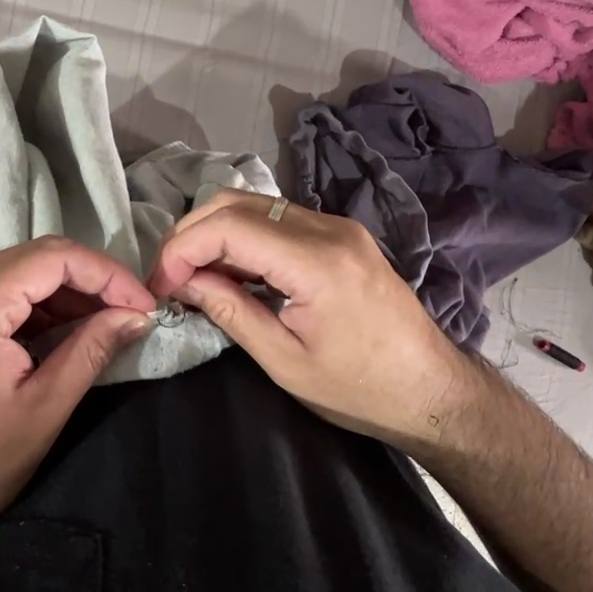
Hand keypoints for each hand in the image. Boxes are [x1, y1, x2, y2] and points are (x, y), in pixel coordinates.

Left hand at [0, 237, 155, 567]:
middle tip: (132, 313)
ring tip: (109, 324)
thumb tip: (137, 316)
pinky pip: (0, 293)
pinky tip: (70, 330)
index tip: (146, 306)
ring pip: (20, 273)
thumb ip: (92, 349)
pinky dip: (39, 307)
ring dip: (68, 294)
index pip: (55, 258)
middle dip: (92, 281)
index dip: (109, 275)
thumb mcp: (43, 408)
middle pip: (37, 258)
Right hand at [149, 189, 475, 454]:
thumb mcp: (285, 361)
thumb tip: (183, 283)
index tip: (160, 286)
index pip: (229, 226)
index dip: (182, 249)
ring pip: (255, 204)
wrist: (431, 390)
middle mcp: (328, 228)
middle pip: (237, 201)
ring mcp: (337, 226)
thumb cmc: (359, 389)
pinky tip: (230, 272)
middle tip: (169, 279)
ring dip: (215, 233)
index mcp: (317, 261)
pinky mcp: (340, 235)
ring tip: (193, 277)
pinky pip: (277, 219)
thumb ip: (231, 312)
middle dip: (191, 234)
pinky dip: (243, 237)